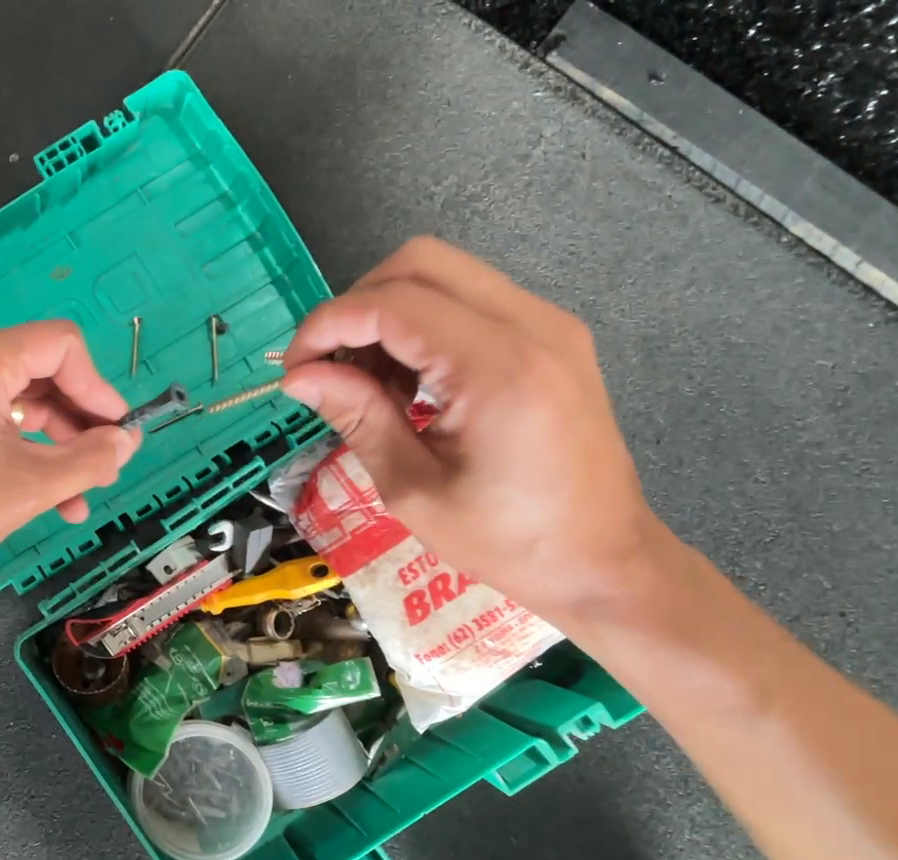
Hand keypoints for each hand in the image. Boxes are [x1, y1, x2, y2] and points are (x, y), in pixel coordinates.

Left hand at [0, 321, 139, 580]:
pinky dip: (37, 454)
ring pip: (34, 403)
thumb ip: (88, 459)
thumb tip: (128, 441)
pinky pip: (10, 423)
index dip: (97, 387)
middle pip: (51, 373)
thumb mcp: (31, 486)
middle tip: (109, 464)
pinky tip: (61, 501)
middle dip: (83, 421)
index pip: (63, 346)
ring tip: (88, 493)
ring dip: (65, 447)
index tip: (116, 431)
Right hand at [279, 237, 673, 622]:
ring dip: (386, 313)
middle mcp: (531, 326)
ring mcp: (548, 324)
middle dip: (355, 306)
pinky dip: (420, 323)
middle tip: (328, 368)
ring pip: (443, 273)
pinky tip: (407, 381)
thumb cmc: (505, 541)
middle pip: (419, 262)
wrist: (602, 559)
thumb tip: (299, 376)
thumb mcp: (412, 489)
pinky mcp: (551, 335)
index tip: (295, 371)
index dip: (328, 325)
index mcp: (498, 370)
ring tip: (367, 382)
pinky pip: (468, 299)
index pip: (392, 303)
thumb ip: (357, 417)